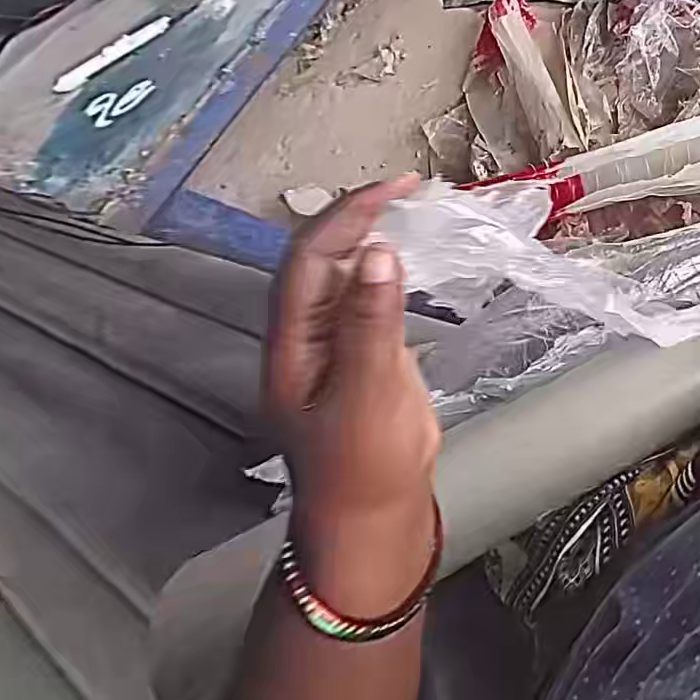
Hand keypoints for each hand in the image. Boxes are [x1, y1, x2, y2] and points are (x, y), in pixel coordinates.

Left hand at [267, 176, 439, 616]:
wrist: (373, 512)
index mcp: (293, 341)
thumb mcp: (367, 395)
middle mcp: (306, 330)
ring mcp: (333, 337)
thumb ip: (371, 323)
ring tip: (406, 204)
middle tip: (406, 186)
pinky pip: (368, 291)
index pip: (312, 257)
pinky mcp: (362, 346)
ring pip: (344, 268)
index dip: (349, 214)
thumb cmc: (362, 467)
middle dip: (359, 212)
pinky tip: (406, 251)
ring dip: (371, 231)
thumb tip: (378, 252)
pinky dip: (387, 263)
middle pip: (322, 254)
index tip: (395, 188)